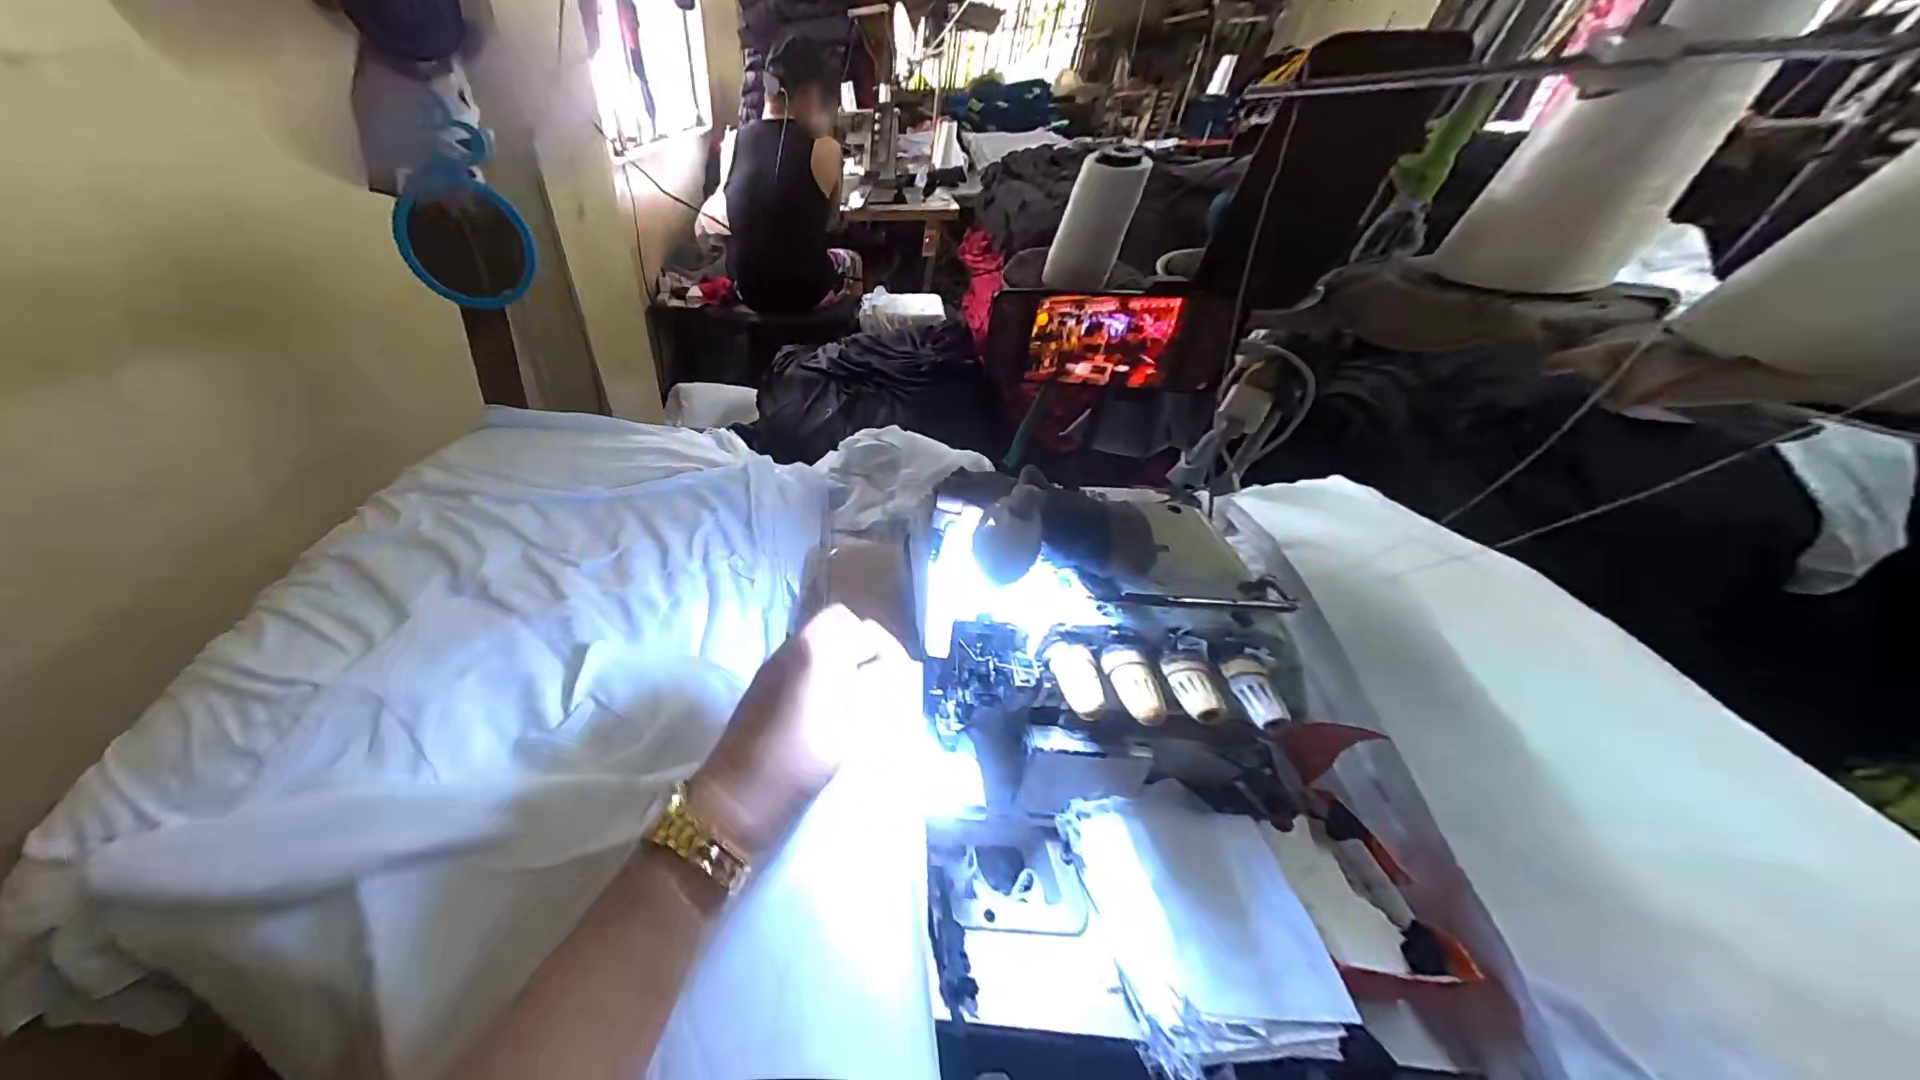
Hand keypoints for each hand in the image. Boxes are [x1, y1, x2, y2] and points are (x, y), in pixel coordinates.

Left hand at [688, 605, 906, 858]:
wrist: (727, 809)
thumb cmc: (789, 776)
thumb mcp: (844, 742)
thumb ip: (872, 701)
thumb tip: (890, 680)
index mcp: (813, 656)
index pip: (863, 630)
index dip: (888, 649)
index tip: (901, 679)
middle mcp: (790, 650)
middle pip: (837, 622)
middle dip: (864, 643)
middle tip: (882, 679)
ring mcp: (773, 667)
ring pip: (819, 639)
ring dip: (844, 656)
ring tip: (862, 694)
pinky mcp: (763, 686)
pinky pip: (804, 659)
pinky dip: (826, 669)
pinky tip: (834, 707)